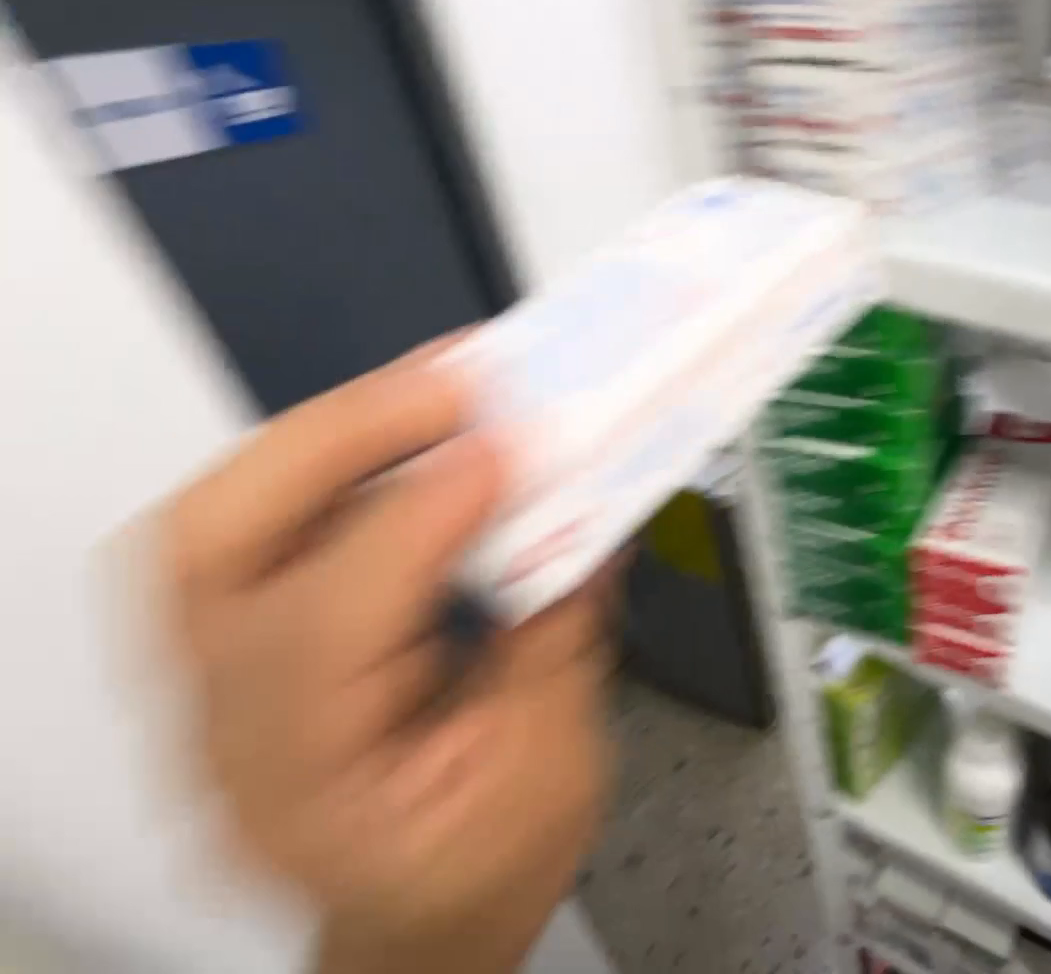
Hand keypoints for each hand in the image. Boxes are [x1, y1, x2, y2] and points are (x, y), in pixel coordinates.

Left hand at [159, 345, 617, 972]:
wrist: (425, 920)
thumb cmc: (486, 872)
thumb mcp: (551, 769)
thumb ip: (557, 640)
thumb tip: (582, 527)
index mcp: (302, 785)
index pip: (324, 626)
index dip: (418, 520)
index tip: (507, 450)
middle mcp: (227, 725)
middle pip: (211, 547)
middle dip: (334, 441)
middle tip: (448, 387)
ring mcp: (222, 680)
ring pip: (223, 521)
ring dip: (335, 438)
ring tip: (440, 394)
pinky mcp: (260, 642)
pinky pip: (277, 526)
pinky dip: (350, 466)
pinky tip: (422, 441)